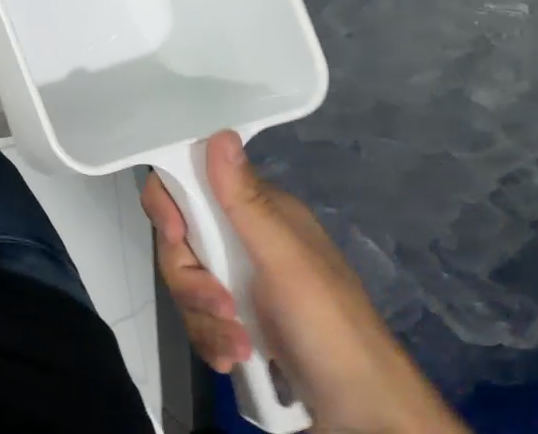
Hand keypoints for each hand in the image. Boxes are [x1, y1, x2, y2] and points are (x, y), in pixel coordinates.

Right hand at [141, 131, 467, 433]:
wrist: (366, 416)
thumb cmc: (331, 328)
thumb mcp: (287, 261)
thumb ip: (246, 201)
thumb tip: (218, 132)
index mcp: (261, 215)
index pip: (192, 186)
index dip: (171, 206)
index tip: (176, 235)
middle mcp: (247, 242)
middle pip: (179, 241)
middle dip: (191, 279)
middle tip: (222, 305)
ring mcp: (241, 284)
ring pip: (184, 282)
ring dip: (204, 318)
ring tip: (239, 347)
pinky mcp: (237, 322)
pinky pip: (196, 317)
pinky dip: (211, 339)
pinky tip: (235, 358)